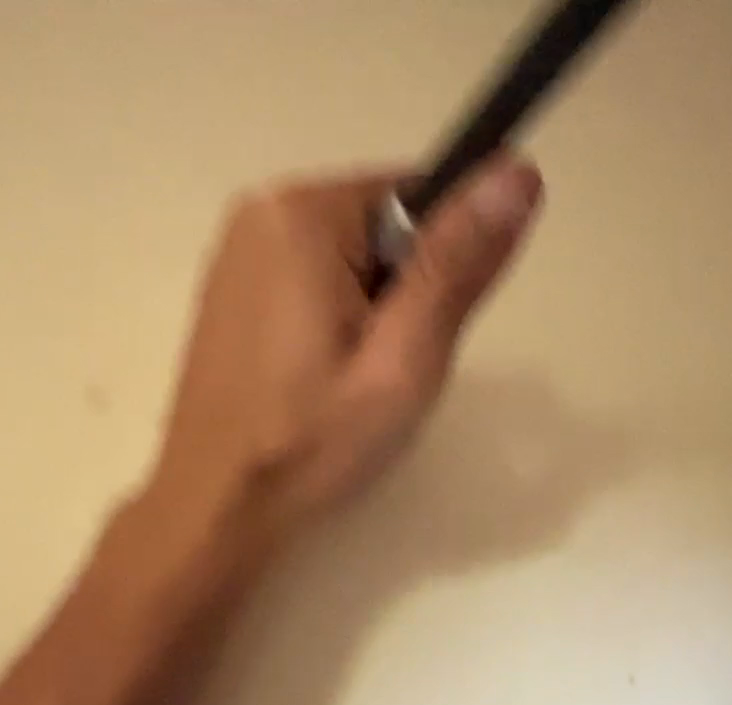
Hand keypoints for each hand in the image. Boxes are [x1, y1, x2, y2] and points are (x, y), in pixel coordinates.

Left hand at [139, 157, 543, 561]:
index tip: (415, 339)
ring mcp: (235, 255)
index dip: (439, 270)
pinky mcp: (228, 294)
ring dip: (366, 320)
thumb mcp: (402, 362)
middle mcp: (258, 212)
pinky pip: (309, 287)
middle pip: (381, 231)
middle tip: (381, 376)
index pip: (420, 197)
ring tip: (344, 388)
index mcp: (300, 213)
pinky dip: (328, 328)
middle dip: (400, 299)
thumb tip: (517, 173)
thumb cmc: (308, 443)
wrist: (215, 506)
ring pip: (348, 264)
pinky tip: (312, 385)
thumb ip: (457, 266)